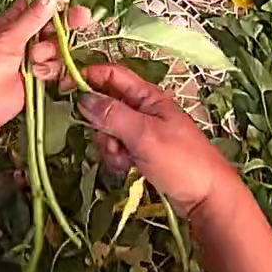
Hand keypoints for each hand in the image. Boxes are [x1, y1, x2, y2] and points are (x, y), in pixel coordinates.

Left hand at [0, 0, 86, 136]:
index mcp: (15, 21)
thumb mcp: (8, 38)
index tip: (69, 0)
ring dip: (53, 52)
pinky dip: (52, 70)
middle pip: (55, 25)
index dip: (56, 0)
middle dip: (67, 24)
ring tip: (35, 62)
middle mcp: (27, 37)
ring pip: (58, 47)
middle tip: (82, 20)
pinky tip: (39, 76)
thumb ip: (32, 17)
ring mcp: (34, 58)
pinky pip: (57, 68)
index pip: (41, 3)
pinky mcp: (39, 78)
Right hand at [67, 63, 243, 216]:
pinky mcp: (142, 149)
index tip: (64, 87)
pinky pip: (118, 146)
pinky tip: (127, 168)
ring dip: (109, 144)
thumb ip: (113, 115)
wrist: (207, 196)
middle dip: (99, 123)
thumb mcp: (143, 135)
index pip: (111, 75)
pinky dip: (117, 156)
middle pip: (105, 104)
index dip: (87, 76)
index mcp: (148, 95)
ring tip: (123, 159)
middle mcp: (144, 108)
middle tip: (110, 140)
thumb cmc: (181, 160)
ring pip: (109, 128)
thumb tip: (83, 99)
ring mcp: (143, 130)